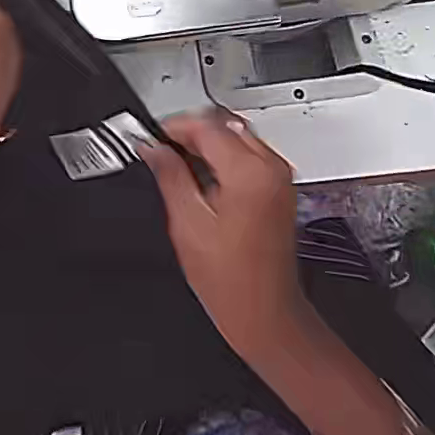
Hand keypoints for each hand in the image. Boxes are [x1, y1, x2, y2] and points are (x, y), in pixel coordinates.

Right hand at [140, 111, 306, 357]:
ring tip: (179, 163)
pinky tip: (205, 176)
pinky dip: (227, 155)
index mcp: (249, 173)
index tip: (153, 136)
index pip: (207, 126)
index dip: (174, 127)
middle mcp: (271, 168)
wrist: (265, 309)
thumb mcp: (187, 224)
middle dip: (191, 132)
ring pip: (238, 135)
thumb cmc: (232, 280)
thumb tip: (153, 149)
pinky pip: (251, 153)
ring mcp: (280, 176)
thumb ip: (169, 176)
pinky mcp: (281, 186)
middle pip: (225, 125)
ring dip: (209, 141)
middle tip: (162, 148)